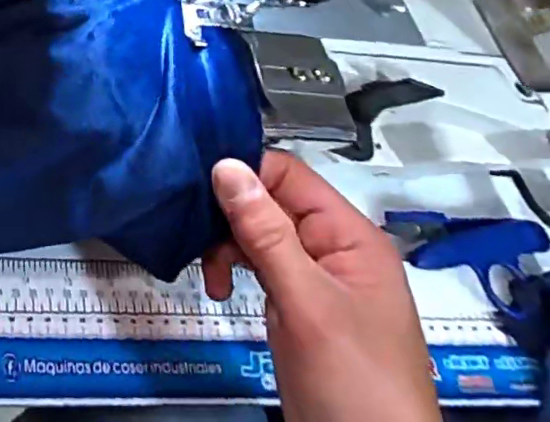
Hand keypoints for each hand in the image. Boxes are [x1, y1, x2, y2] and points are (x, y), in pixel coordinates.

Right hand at [204, 153, 439, 421]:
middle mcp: (333, 248)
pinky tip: (220, 286)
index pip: (289, 175)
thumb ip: (266, 232)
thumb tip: (227, 165)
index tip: (201, 187)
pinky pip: (260, 263)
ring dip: (227, 245)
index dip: (245, 174)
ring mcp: (315, 277)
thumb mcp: (306, 303)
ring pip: (259, 231)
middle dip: (230, 215)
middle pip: (270, 201)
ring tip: (210, 274)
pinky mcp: (297, 302)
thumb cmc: (353, 384)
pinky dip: (234, 267)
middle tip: (196, 236)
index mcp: (349, 236)